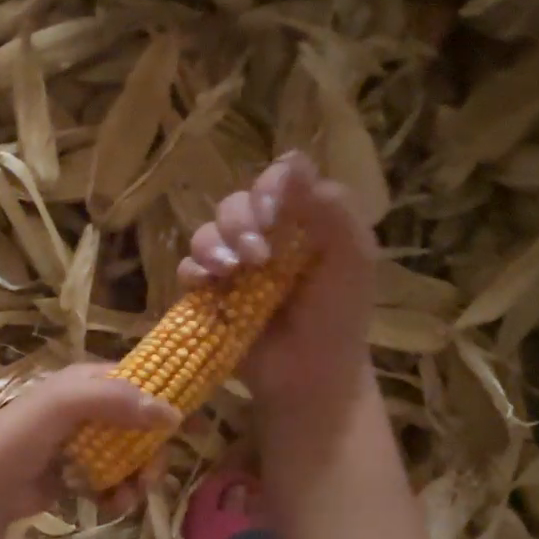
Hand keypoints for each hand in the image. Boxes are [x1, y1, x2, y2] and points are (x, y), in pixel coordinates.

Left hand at [0, 363, 179, 529]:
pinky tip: (109, 506)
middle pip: (140, 427)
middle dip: (151, 454)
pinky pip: (112, 483)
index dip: (165, 399)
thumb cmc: (17, 437)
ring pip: (130, 459)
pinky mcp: (77, 477)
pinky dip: (117, 496)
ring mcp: (82, 445)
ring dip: (136, 480)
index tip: (188, 426)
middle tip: (150, 477)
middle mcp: (87, 410)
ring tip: (126, 498)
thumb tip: (171, 413)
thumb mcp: (61, 406)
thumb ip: (113, 401)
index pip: (138, 381)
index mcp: (84, 382)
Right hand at [179, 152, 377, 427]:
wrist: (309, 378)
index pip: (277, 181)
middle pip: (235, 204)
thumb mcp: (350, 259)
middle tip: (255, 256)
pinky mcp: (209, 297)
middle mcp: (267, 237)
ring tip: (230, 271)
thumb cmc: (337, 319)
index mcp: (304, 220)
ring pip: (206, 233)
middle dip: (239, 223)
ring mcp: (235, 268)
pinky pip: (188, 270)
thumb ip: (328, 209)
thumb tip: (290, 160)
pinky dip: (193, 271)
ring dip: (213, 245)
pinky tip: (208, 285)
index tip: (272, 214)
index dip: (267, 190)